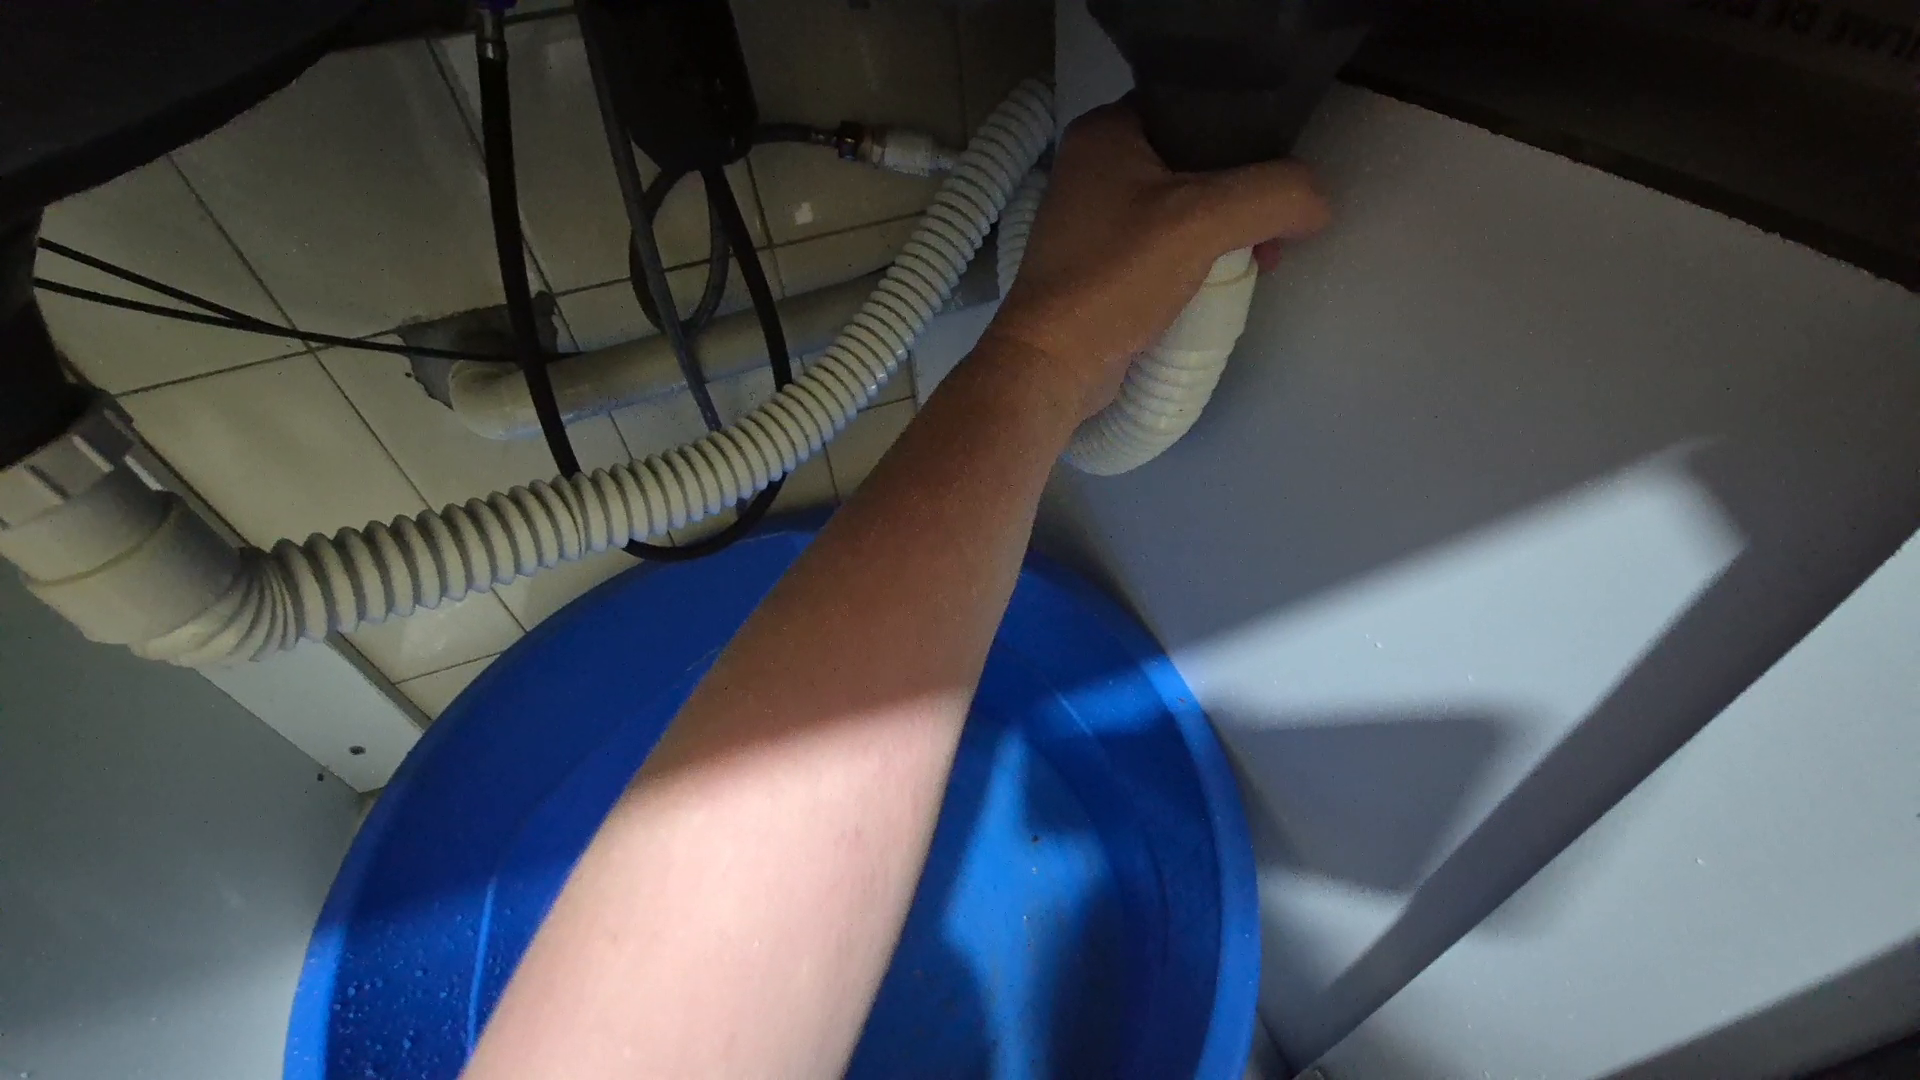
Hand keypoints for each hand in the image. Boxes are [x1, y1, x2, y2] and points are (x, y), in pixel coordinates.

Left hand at [979, 100, 1331, 425]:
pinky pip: (1164, 249)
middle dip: (1244, 198)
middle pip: (1195, 164)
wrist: (1051, 364)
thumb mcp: (1202, 222)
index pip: (1196, 106)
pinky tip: (1224, 284)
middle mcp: (1094, 168)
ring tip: (1261, 263)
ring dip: (1226, 235)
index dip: (1250, 136)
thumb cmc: (1115, 279)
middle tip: (1276, 232)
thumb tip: (1318, 205)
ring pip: (1182, 211)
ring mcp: (1093, 221)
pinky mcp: (1099, 267)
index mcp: (1106, 132)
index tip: (1283, 177)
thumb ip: (1274, 195)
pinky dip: (1197, 261)